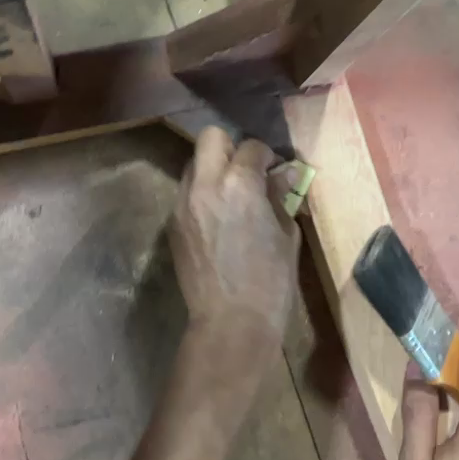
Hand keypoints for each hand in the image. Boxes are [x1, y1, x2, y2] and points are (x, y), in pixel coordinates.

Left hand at [170, 127, 300, 344]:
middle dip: (231, 148)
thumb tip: (285, 172)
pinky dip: (203, 194)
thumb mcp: (285, 235)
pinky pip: (187, 192)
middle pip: (211, 138)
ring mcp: (183, 203)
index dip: (267, 156)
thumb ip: (280, 196)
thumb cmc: (270, 281)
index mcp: (239, 184)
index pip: (251, 147)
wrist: (230, 322)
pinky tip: (218, 218)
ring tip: (231, 195)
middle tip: (248, 172)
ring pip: (195, 164)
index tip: (275, 171)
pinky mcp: (173, 222)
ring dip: (213, 170)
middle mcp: (205, 184)